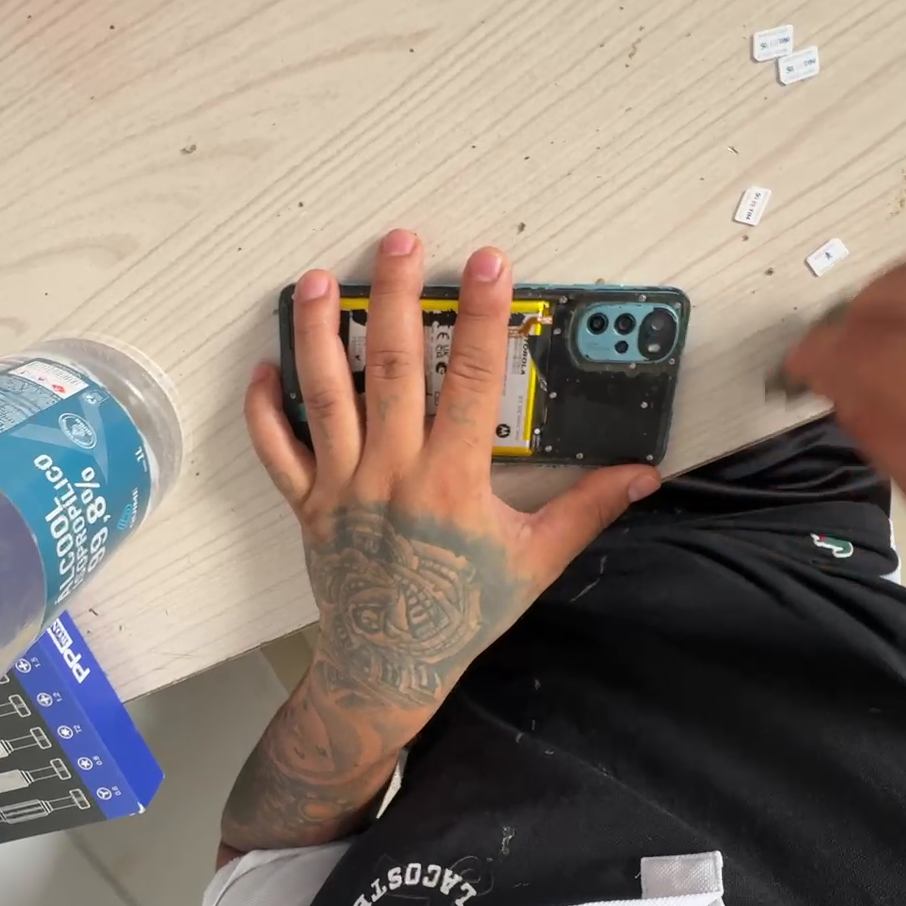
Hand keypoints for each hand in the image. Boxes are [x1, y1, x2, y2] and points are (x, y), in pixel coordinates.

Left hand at [222, 230, 659, 852]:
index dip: (482, 317)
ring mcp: (341, 485)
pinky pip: (276, 450)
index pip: (470, 380)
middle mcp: (390, 471)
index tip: (488, 264)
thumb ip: (586, 511)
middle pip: (388, 367)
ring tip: (313, 283)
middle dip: (393, 297)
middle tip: (397, 243)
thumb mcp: (534, 561)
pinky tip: (263, 369)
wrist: (392, 662)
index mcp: (451, 479)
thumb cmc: (463, 612)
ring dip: (316, 334)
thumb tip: (643, 476)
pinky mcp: (307, 503)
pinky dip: (264, 409)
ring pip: (323, 395)